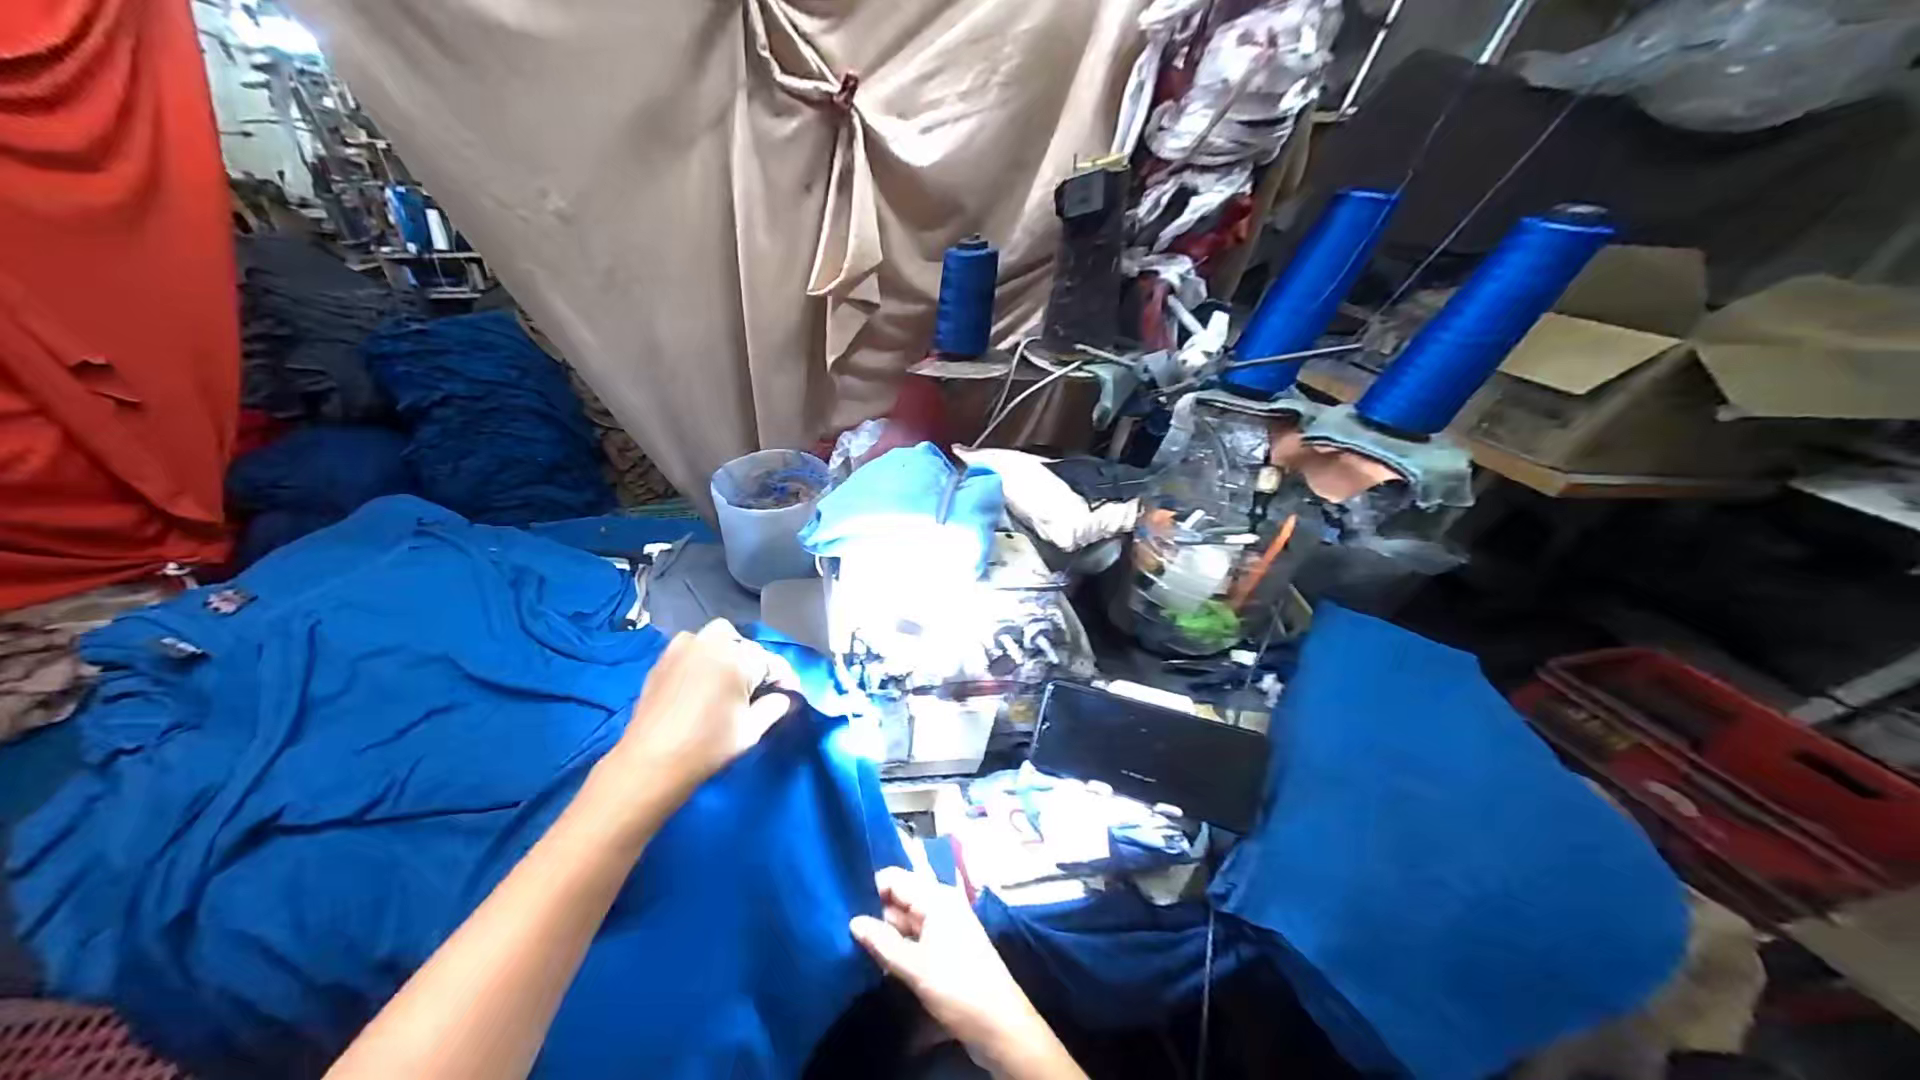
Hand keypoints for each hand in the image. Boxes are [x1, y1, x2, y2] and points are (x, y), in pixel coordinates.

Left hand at [601, 619, 796, 808]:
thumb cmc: (706, 747)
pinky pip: (692, 646)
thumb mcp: (750, 731)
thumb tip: (782, 697)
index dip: (786, 680)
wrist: (650, 763)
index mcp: (738, 658)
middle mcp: (712, 643)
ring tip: (731, 678)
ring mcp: (684, 647)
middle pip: (747, 646)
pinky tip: (704, 679)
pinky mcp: (664, 658)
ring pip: (718, 636)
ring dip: (730, 651)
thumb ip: (773, 707)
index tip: (791, 696)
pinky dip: (704, 655)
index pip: (772, 662)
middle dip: (758, 665)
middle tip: (759, 691)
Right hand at [850, 868, 1079, 1077]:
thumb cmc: (958, 987)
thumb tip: (854, 921)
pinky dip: (899, 945)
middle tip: (843, 931)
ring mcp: (945, 926)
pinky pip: (915, 936)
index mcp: (936, 897)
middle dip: (875, 913)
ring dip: (885, 932)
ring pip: (906, 920)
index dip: (869, 889)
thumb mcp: (915, 967)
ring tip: (854, 946)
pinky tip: (879, 960)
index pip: (894, 878)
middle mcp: (941, 904)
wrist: (1000, 1025)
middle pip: (899, 898)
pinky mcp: (946, 947)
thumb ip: (882, 942)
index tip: (842, 907)